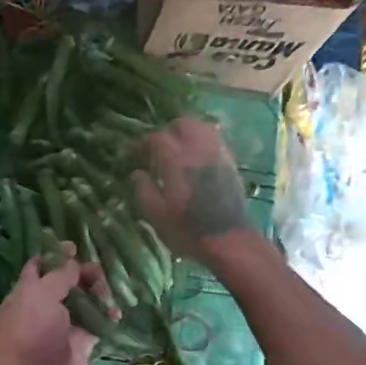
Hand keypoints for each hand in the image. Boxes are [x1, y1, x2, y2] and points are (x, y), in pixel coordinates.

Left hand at [0, 243, 107, 364]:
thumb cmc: (31, 332)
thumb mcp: (40, 295)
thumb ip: (59, 275)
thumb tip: (75, 262)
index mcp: (28, 291)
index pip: (40, 266)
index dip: (56, 254)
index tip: (75, 246)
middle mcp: (46, 304)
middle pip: (68, 280)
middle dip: (84, 272)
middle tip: (99, 271)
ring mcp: (65, 322)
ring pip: (86, 298)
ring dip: (99, 291)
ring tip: (108, 292)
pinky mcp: (82, 339)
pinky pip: (99, 321)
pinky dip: (109, 315)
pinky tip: (116, 312)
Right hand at [133, 118, 250, 260]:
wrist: (227, 240)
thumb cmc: (187, 230)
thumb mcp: (156, 215)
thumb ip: (143, 190)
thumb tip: (137, 173)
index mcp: (176, 159)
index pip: (156, 137)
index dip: (143, 144)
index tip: (135, 155)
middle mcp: (198, 149)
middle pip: (182, 124)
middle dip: (168, 132)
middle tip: (159, 150)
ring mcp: (217, 154)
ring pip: (202, 127)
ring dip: (188, 134)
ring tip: (180, 151)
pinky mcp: (230, 163)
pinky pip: (216, 141)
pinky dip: (204, 142)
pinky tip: (197, 159)